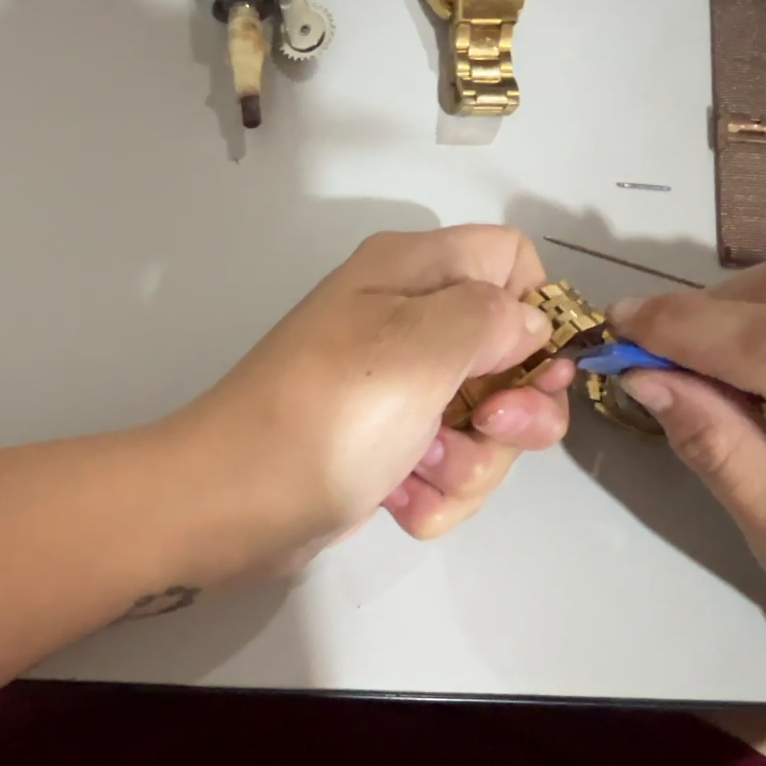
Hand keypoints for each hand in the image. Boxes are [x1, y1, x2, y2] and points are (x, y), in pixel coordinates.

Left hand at [172, 226, 573, 566]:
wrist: (232, 505)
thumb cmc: (329, 414)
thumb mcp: (418, 345)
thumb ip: (492, 317)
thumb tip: (526, 324)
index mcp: (409, 275)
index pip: (507, 261)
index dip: (533, 309)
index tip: (527, 364)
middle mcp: (404, 328)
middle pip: (508, 357)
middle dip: (513, 410)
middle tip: (487, 430)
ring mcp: (392, 397)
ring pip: (481, 428)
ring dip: (468, 465)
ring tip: (417, 474)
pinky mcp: (382, 454)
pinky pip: (442, 472)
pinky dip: (430, 495)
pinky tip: (396, 502)